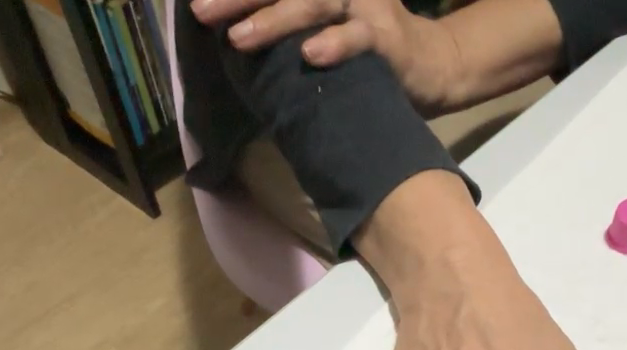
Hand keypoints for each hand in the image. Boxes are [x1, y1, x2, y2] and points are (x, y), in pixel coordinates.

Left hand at [192, 0, 462, 112]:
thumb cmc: (363, 48)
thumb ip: (286, 17)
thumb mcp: (322, 23)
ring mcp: (365, 7)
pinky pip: (359, 38)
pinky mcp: (387, 40)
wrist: (430, 67)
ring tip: (240, 40)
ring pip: (315, 3)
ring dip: (275, 20)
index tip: (196, 3)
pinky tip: (309, 55)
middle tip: (202, 11)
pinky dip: (335, 45)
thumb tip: (232, 27)